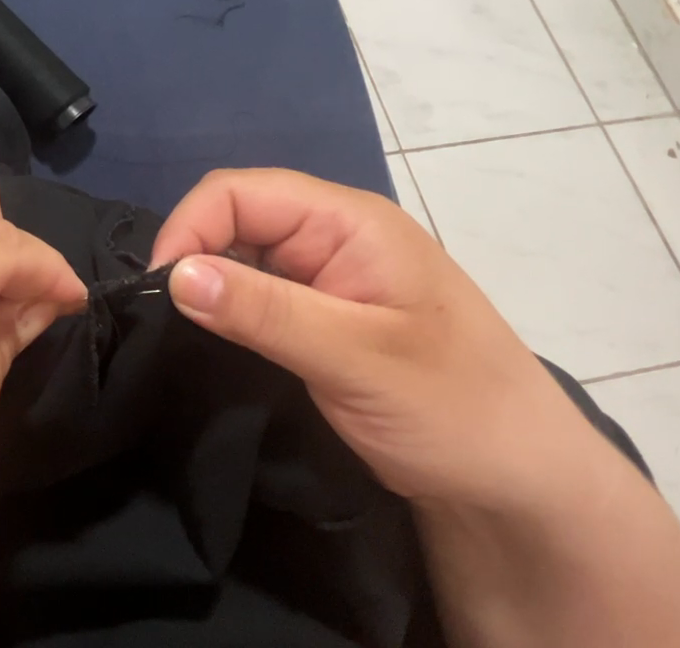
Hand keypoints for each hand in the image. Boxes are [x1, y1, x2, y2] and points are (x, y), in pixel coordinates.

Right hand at [151, 168, 621, 513]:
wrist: (517, 487)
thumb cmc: (455, 408)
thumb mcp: (359, 358)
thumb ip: (266, 312)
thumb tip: (174, 274)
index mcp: (348, 220)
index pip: (241, 192)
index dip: (190, 227)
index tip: (162, 291)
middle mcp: (332, 236)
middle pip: (235, 217)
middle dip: (193, 255)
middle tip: (165, 319)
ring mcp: (325, 276)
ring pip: (240, 256)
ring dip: (207, 286)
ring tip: (181, 332)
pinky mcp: (317, 316)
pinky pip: (255, 294)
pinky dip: (225, 311)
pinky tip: (211, 341)